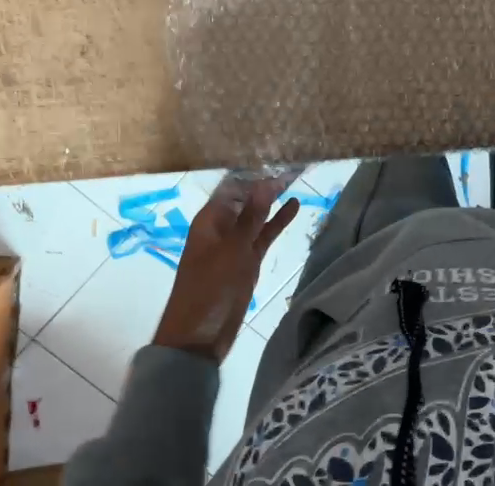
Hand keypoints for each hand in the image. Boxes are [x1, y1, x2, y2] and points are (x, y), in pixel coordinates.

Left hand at [152, 177, 299, 361]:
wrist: (198, 337)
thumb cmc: (209, 289)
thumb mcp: (232, 251)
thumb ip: (250, 217)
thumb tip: (265, 182)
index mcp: (209, 221)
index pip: (232, 186)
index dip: (252, 172)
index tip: (277, 157)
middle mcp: (222, 227)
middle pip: (246, 198)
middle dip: (266, 182)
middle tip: (294, 164)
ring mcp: (235, 245)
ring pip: (257, 215)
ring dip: (273, 200)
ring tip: (297, 179)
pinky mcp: (247, 261)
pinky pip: (263, 235)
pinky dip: (277, 222)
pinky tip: (294, 207)